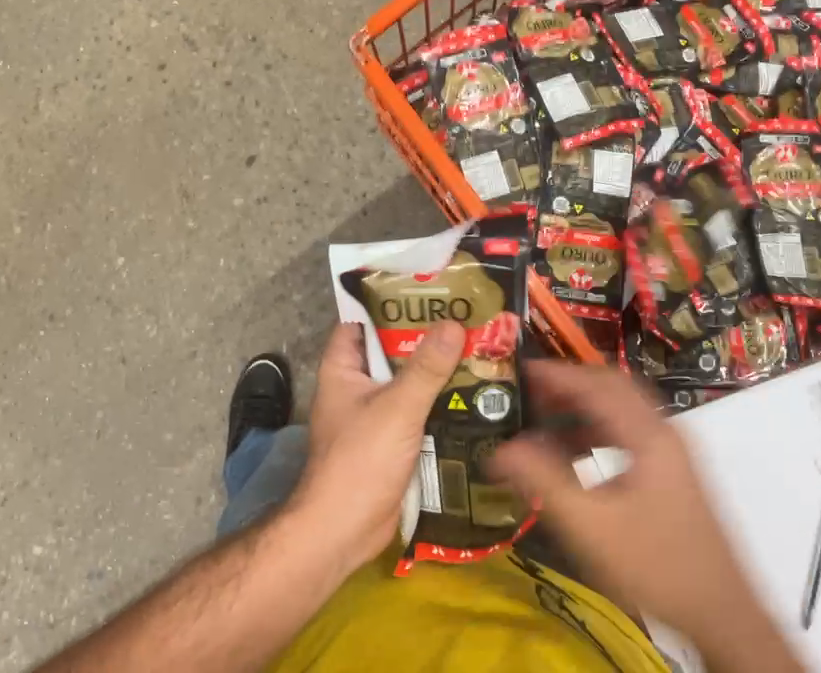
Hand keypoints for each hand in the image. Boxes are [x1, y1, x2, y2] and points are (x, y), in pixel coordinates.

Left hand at [284, 320, 465, 574]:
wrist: (344, 530)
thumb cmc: (360, 459)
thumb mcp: (397, 407)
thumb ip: (425, 367)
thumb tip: (453, 323)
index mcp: (342, 369)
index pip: (360, 322)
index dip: (388, 304)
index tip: (426, 290)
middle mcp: (354, 388)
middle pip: (390, 352)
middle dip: (423, 338)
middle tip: (466, 319)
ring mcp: (372, 417)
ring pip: (406, 383)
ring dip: (435, 373)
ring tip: (478, 350)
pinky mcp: (389, 443)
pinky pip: (415, 413)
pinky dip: (438, 404)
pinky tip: (472, 397)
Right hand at [487, 362, 762, 647]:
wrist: (724, 616)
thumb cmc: (656, 567)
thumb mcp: (590, 526)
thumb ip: (543, 482)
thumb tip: (499, 450)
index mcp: (649, 436)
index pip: (597, 384)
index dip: (556, 373)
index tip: (520, 370)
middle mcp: (665, 433)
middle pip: (613, 388)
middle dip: (570, 384)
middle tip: (530, 390)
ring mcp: (673, 454)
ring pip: (622, 411)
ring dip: (583, 407)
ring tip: (544, 417)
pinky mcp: (673, 475)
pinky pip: (629, 434)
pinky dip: (597, 430)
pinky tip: (573, 454)